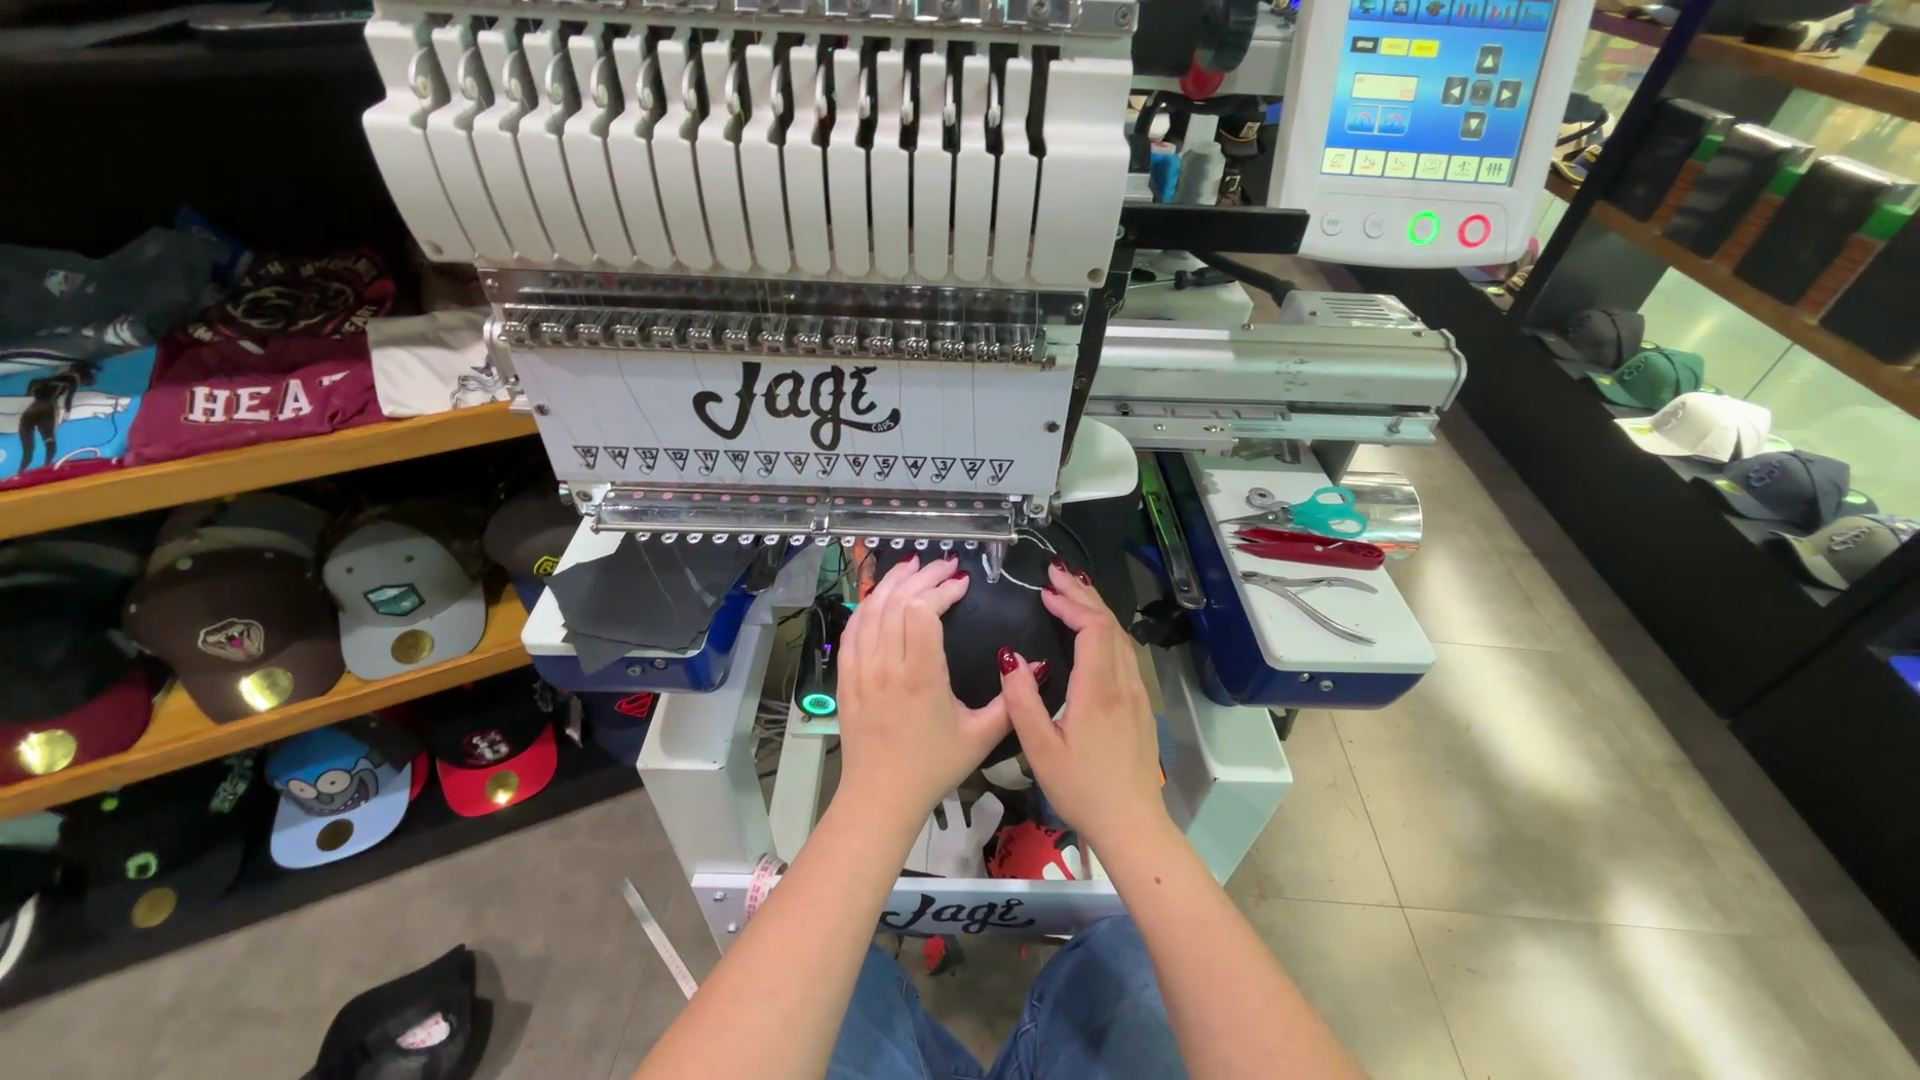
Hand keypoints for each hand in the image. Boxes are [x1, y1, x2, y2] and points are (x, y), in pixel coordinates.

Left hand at [834, 557, 1010, 827]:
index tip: (963, 584)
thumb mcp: (981, 737)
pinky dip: (866, 607)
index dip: (942, 590)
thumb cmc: (934, 767)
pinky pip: (852, 631)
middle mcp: (886, 666)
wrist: (881, 795)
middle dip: (922, 576)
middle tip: (944, 565)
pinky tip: (880, 597)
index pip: (923, 611)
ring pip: (871, 610)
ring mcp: (861, 670)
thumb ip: (1011, 701)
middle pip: (897, 602)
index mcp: (920, 677)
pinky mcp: (846, 678)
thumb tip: (1035, 666)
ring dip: (891, 583)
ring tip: (913, 566)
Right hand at [1000, 562, 1170, 848]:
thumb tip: (1010, 658)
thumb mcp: (1040, 750)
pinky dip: (1107, 631)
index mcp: (1098, 690)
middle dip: (1084, 594)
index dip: (1071, 602)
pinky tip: (1093, 635)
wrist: (1132, 822)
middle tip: (1057, 574)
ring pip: (1122, 638)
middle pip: (1110, 624)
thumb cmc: (1082, 789)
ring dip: (1097, 611)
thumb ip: (1022, 701)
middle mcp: (1123, 684)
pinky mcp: (1140, 706)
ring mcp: (1137, 694)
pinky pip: (1126, 654)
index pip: (1093, 628)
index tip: (1046, 589)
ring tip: (1071, 594)